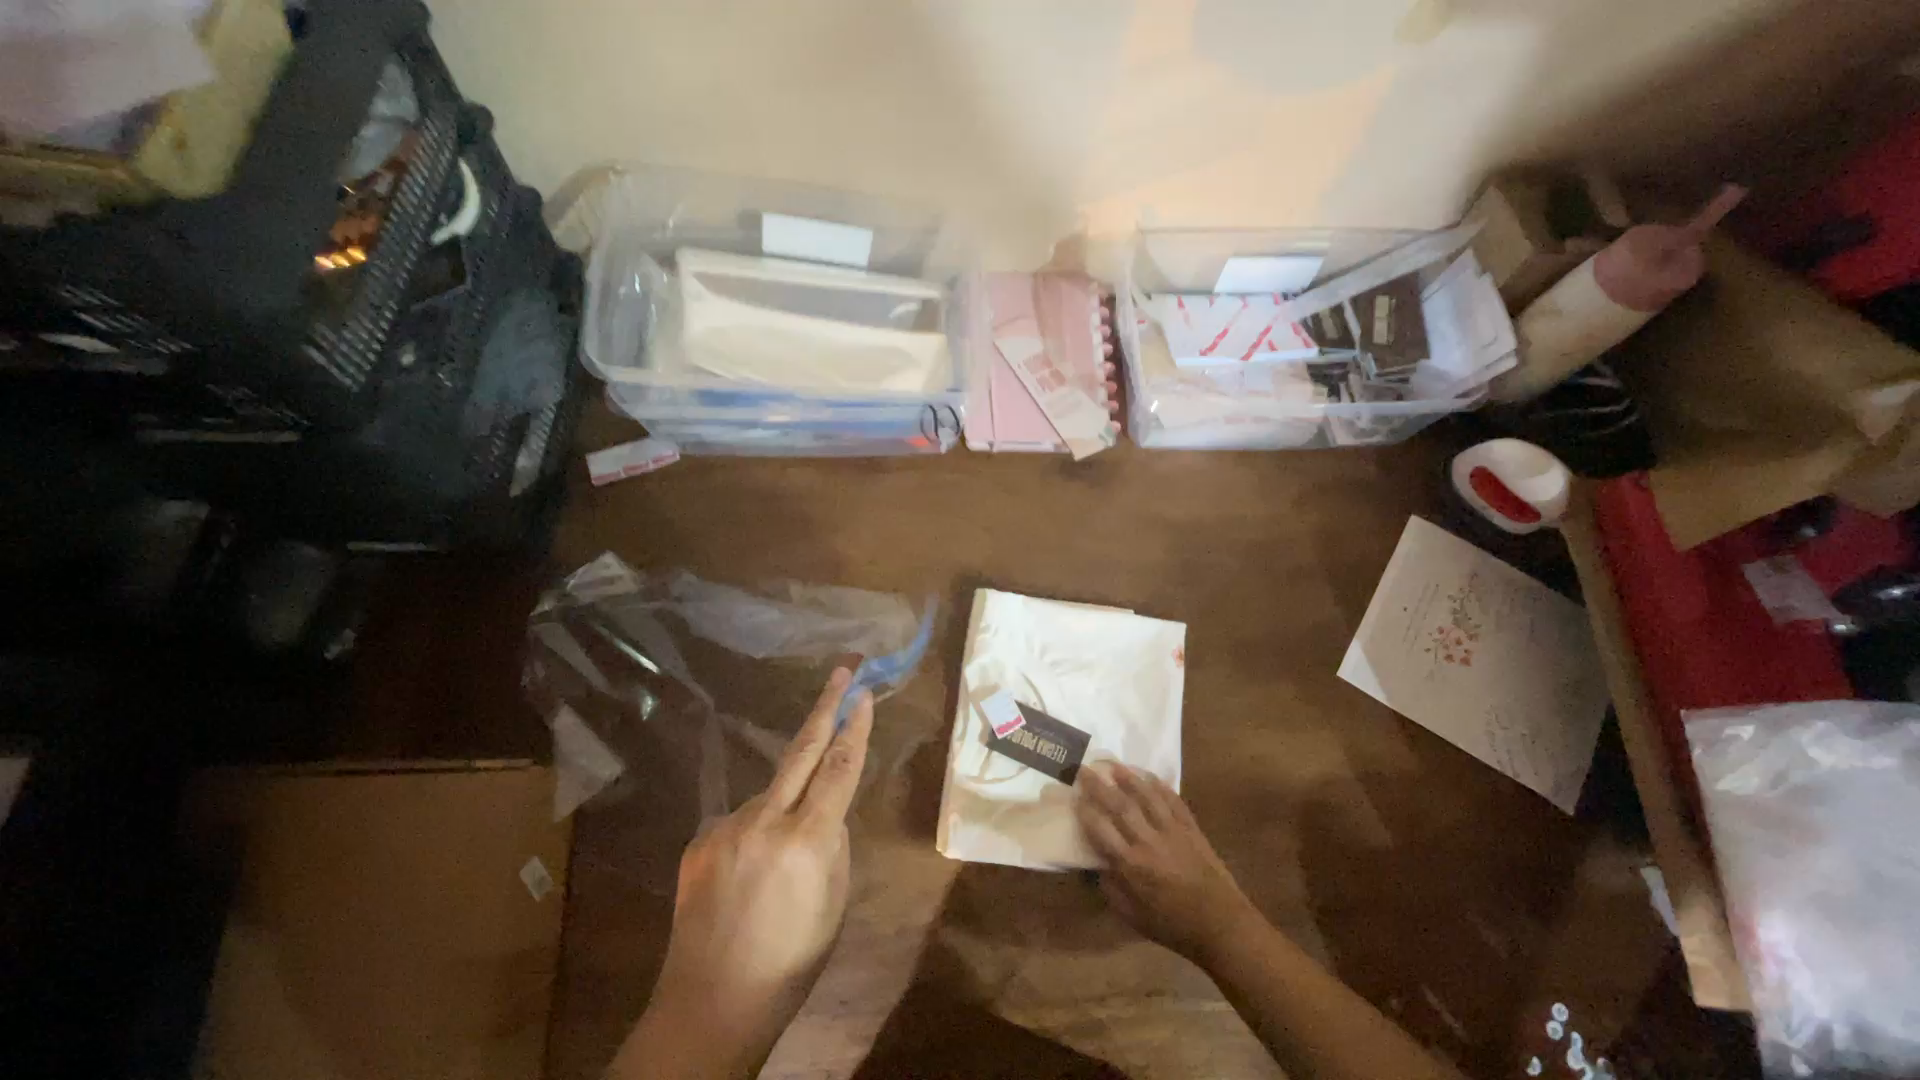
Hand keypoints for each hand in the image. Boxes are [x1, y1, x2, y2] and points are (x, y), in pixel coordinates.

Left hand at [645, 668, 873, 1050]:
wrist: (713, 1000)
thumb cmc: (792, 961)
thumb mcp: (834, 902)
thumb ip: (833, 845)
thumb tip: (826, 811)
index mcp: (807, 841)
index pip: (839, 769)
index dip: (855, 729)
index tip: (864, 695)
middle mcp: (764, 821)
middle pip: (800, 750)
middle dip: (824, 706)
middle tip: (841, 671)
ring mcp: (725, 827)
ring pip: (769, 795)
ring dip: (786, 806)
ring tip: (784, 861)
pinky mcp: (699, 840)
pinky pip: (740, 821)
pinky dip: (756, 834)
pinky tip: (751, 876)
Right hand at [1075, 763, 1261, 964]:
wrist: (1221, 924)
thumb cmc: (1173, 925)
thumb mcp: (1132, 917)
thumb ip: (1111, 889)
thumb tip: (1097, 866)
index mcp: (1131, 865)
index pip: (1100, 829)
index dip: (1085, 811)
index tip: (1074, 796)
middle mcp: (1149, 842)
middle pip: (1120, 806)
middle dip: (1100, 786)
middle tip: (1084, 769)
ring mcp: (1173, 832)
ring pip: (1147, 797)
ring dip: (1129, 779)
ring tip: (1114, 765)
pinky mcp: (1192, 829)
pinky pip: (1174, 802)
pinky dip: (1161, 787)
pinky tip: (1150, 777)